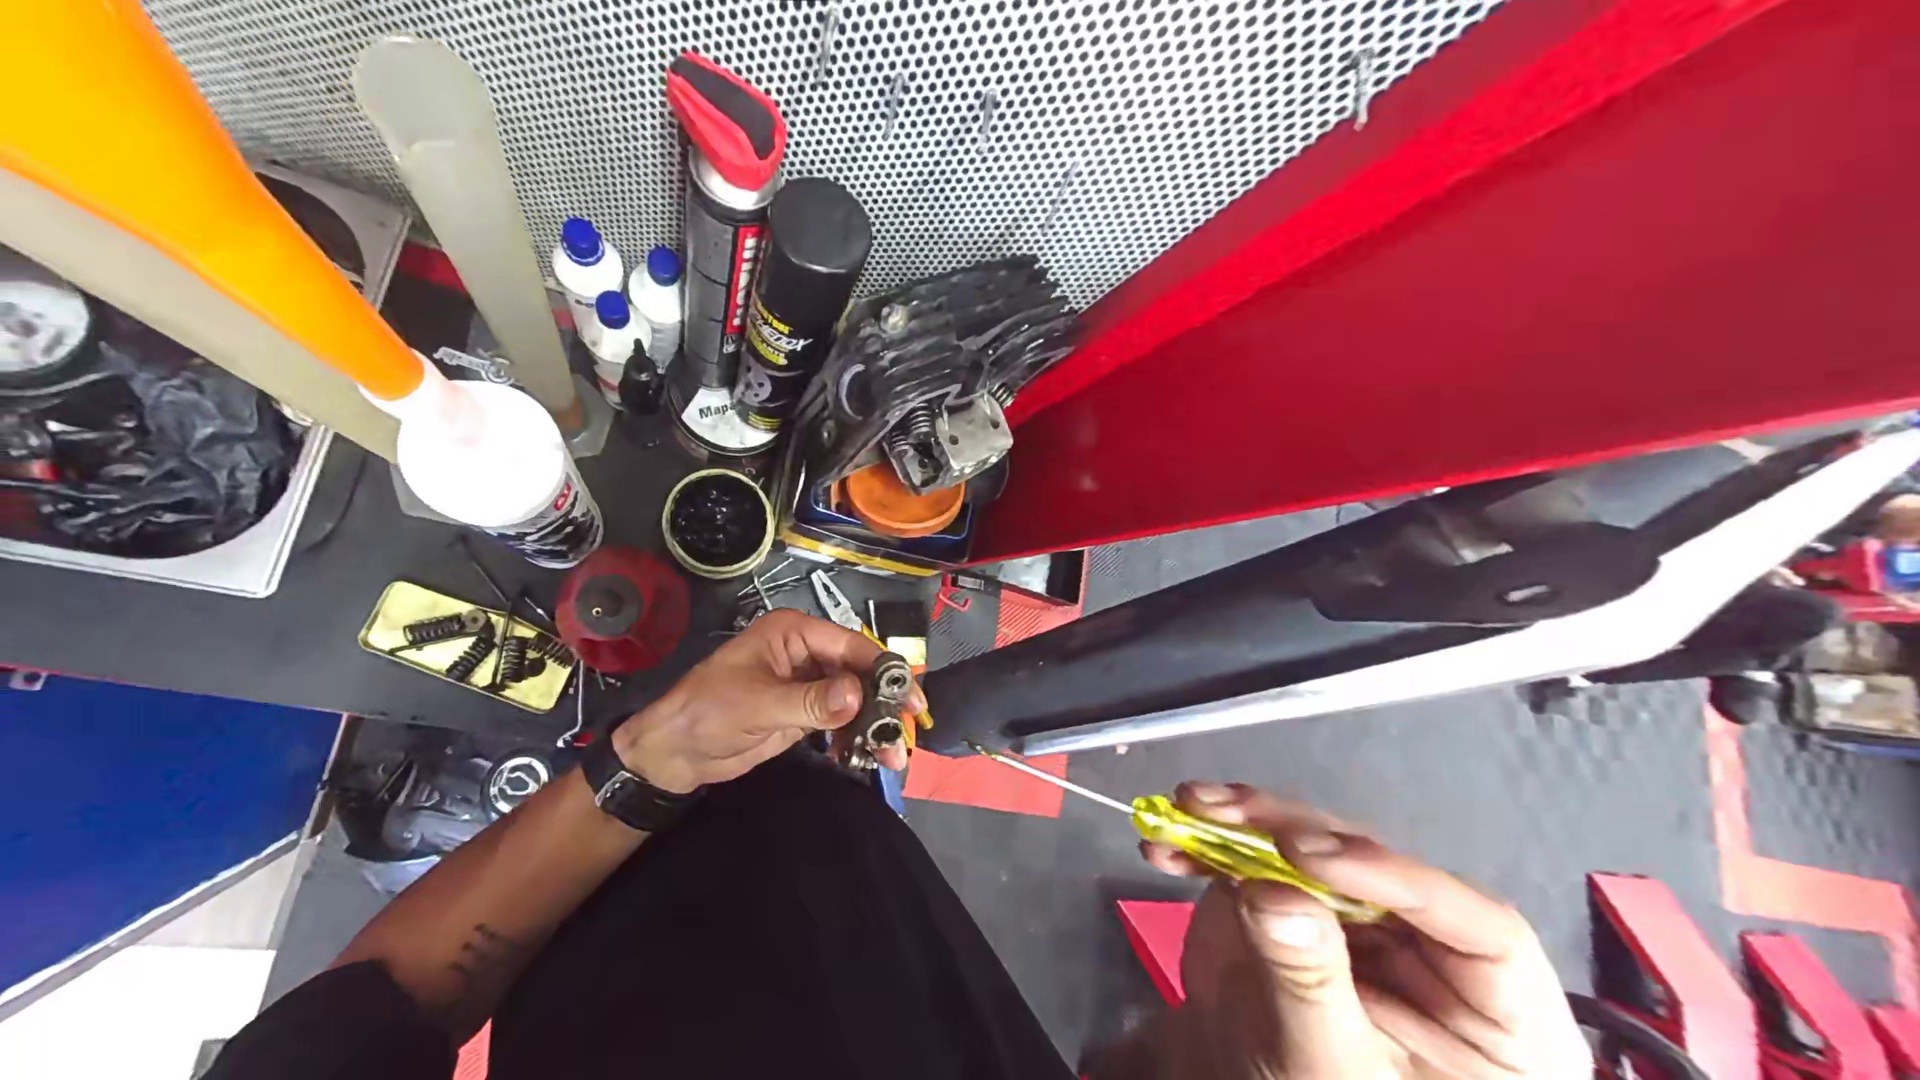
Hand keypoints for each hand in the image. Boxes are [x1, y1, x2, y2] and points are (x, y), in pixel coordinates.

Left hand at [611, 609, 922, 792]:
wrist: (674, 753)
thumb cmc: (707, 712)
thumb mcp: (758, 704)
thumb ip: (809, 701)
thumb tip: (857, 696)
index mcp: (794, 634)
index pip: (849, 645)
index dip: (882, 669)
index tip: (909, 696)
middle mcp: (806, 653)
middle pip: (858, 671)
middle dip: (883, 701)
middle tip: (906, 730)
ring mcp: (808, 684)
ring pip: (855, 697)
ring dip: (874, 723)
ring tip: (892, 755)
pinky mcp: (806, 712)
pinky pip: (841, 719)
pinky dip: (855, 735)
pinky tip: (866, 755)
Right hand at [1140, 783, 1587, 1079]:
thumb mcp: (1321, 1069)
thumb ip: (1308, 984)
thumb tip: (1274, 892)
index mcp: (1492, 1016)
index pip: (1478, 927)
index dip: (1396, 876)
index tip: (1306, 852)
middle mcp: (1428, 948)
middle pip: (1374, 867)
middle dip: (1290, 829)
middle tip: (1226, 810)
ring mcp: (1354, 915)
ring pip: (1311, 845)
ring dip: (1241, 820)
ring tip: (1188, 805)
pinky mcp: (1293, 896)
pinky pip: (1257, 856)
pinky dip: (1207, 844)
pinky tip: (1166, 844)